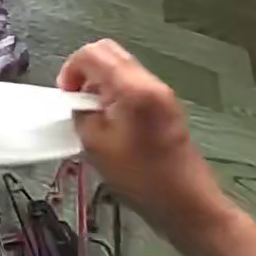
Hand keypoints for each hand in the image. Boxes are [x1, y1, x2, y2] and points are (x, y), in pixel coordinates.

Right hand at [58, 40, 240, 251]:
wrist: (189, 204)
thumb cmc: (139, 175)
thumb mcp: (95, 143)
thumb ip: (80, 112)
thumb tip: (78, 101)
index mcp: (132, 88)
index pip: (91, 54)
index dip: (70, 69)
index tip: (67, 96)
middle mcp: (149, 83)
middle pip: (107, 51)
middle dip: (83, 69)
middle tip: (76, 97)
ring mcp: (160, 93)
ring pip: (119, 65)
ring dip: (98, 80)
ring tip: (91, 111)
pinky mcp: (164, 105)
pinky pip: (131, 81)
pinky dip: (112, 89)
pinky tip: (109, 118)